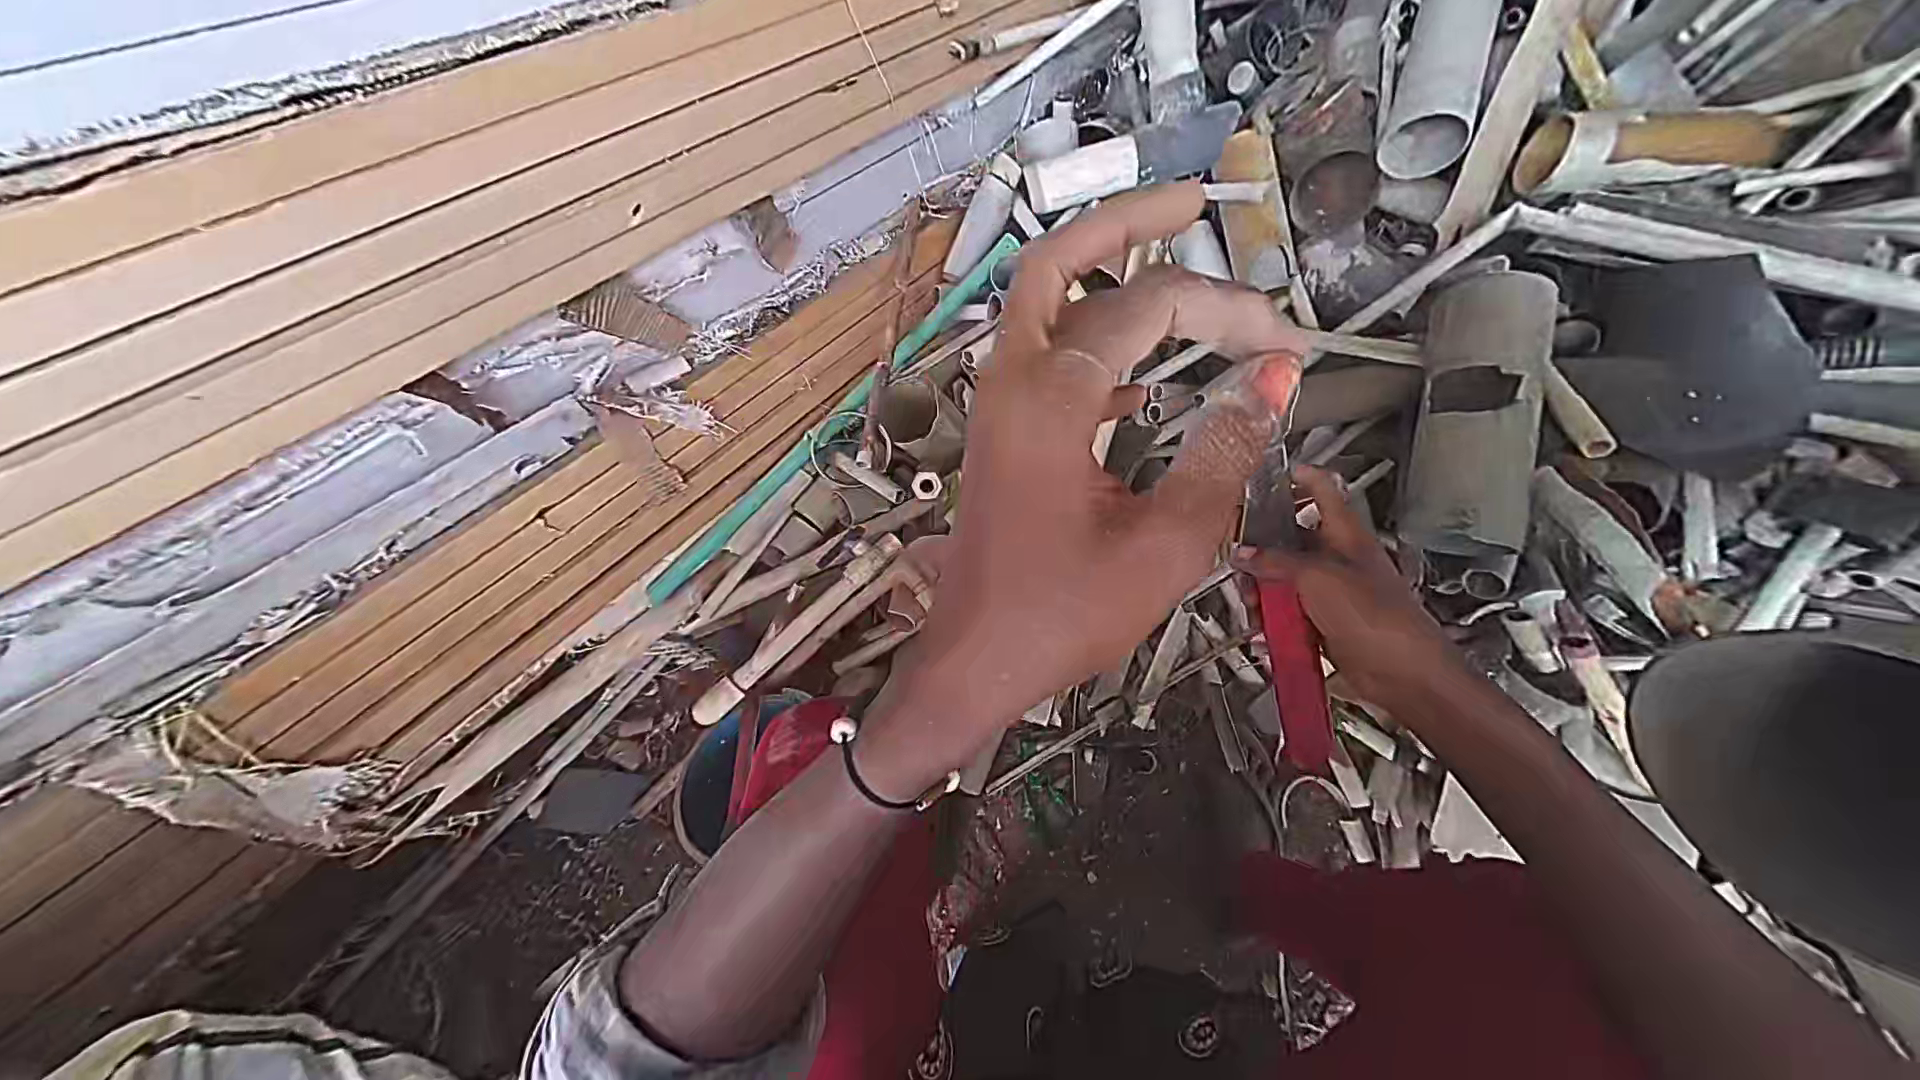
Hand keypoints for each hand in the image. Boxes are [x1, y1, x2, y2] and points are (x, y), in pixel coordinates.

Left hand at [860, 183, 1306, 793]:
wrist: (977, 660)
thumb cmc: (1062, 615)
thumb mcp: (1167, 543)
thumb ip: (1224, 452)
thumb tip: (1274, 377)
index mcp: (1050, 400)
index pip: (1149, 308)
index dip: (1228, 311)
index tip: (1287, 343)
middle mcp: (1010, 384)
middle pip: (1059, 266)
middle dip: (1126, 224)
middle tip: (1191, 203)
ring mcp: (996, 408)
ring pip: (1040, 307)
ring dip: (1100, 275)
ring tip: (1172, 264)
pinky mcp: (1000, 436)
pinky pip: (1043, 364)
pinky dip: (1090, 346)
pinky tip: (1140, 377)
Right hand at [1228, 465, 1470, 713]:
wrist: (1403, 674)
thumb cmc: (1381, 619)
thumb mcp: (1317, 579)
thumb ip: (1275, 563)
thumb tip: (1244, 554)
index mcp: (1345, 536)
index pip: (1322, 492)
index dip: (1299, 479)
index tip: (1272, 477)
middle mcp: (1337, 560)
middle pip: (1289, 542)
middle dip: (1261, 555)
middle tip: (1244, 566)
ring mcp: (1330, 593)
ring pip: (1283, 582)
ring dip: (1263, 595)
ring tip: (1256, 607)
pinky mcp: (1323, 622)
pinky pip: (1287, 615)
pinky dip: (1272, 623)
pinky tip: (1266, 633)